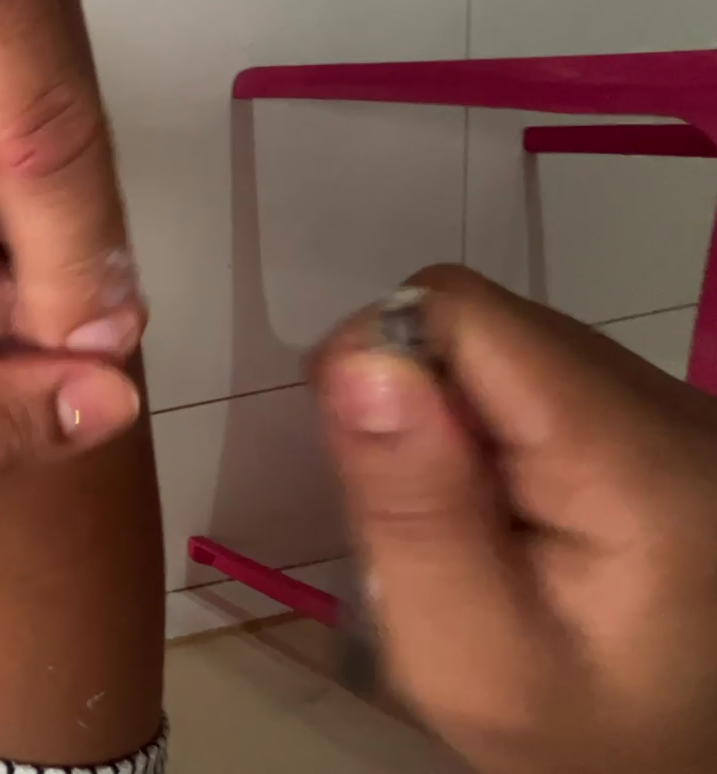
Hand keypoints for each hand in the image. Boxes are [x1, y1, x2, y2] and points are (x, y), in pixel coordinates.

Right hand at [311, 266, 716, 773]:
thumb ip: (407, 500)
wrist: (670, 767)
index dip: (375, 357)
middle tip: (406, 495)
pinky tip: (491, 491)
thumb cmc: (561, 726)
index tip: (360, 450)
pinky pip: (527, 364)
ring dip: (436, 400)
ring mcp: (684, 413)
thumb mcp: (457, 643)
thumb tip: (358, 361)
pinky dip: (474, 412)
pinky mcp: (664, 423)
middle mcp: (685, 413)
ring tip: (451, 501)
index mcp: (640, 467)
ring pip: (499, 335)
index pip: (461, 315)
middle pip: (481, 319)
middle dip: (404, 386)